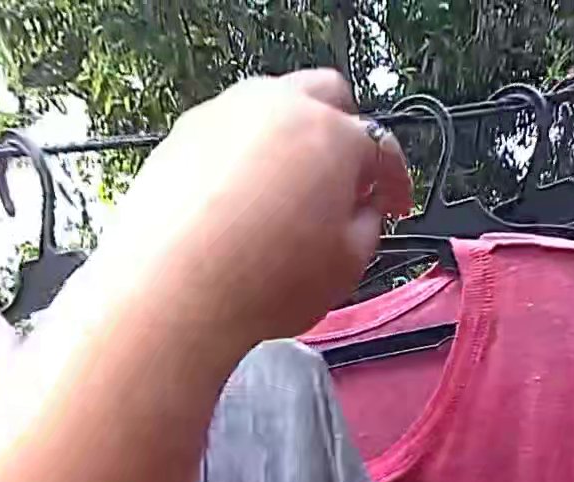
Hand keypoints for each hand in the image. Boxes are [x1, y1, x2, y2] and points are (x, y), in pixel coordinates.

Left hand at [78, 70, 411, 351]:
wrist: (178, 290)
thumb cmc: (265, 282)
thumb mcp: (349, 265)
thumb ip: (371, 224)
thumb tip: (367, 208)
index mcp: (331, 137)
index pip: (381, 146)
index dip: (395, 180)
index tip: (395, 204)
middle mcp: (278, 107)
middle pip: (330, 99)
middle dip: (349, 139)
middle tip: (351, 188)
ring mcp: (227, 112)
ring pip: (279, 110)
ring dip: (300, 145)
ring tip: (300, 200)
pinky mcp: (186, 132)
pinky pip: (236, 132)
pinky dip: (256, 159)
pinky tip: (256, 206)